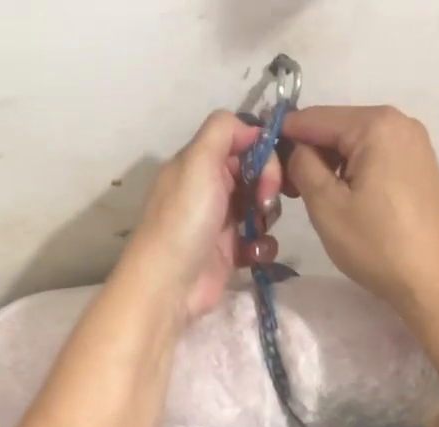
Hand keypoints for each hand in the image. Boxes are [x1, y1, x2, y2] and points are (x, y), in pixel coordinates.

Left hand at [125, 111, 284, 319]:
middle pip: (256, 173)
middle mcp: (210, 188)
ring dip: (268, 217)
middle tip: (264, 204)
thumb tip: (251, 128)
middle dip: (269, 185)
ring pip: (261, 207)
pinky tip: (253, 255)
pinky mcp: (230, 254)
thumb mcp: (197, 161)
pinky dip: (262, 246)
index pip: (243, 142)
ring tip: (256, 233)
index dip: (262, 152)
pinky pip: (258, 241)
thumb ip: (223, 130)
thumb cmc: (184, 220)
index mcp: (200, 163)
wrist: (169, 285)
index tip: (269, 170)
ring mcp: (221, 222)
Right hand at [281, 106, 438, 314]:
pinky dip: (353, 171)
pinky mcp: (420, 165)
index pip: (314, 118)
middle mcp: (399, 122)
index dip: (282, 136)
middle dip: (308, 152)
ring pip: (355, 143)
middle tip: (287, 191)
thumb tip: (294, 149)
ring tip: (315, 200)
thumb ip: (302, 167)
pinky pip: (375, 157)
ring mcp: (414, 143)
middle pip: (337, 127)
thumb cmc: (377, 245)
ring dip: (330, 164)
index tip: (261, 163)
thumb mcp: (327, 207)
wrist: (434, 280)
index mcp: (375, 124)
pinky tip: (345, 200)